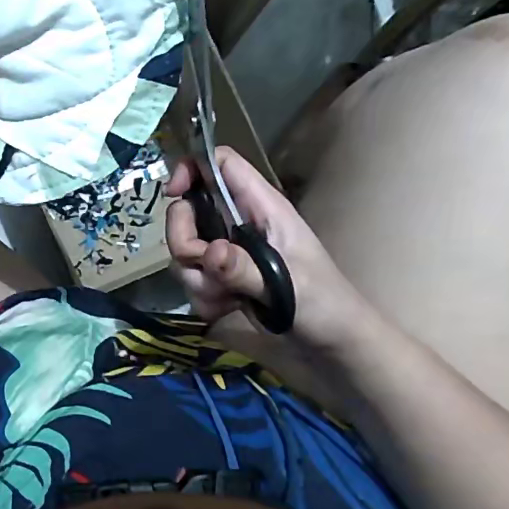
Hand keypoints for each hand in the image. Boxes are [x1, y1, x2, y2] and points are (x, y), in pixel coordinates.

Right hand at [166, 146, 373, 350]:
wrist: (334, 344)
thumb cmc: (324, 305)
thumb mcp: (286, 286)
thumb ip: (243, 269)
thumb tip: (208, 252)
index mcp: (262, 207)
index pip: (221, 164)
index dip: (192, 169)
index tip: (174, 194)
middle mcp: (239, 223)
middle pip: (187, 211)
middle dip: (186, 243)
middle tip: (206, 267)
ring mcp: (228, 251)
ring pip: (185, 252)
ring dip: (198, 280)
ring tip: (228, 299)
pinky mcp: (221, 278)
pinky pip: (192, 280)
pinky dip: (204, 299)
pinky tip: (228, 310)